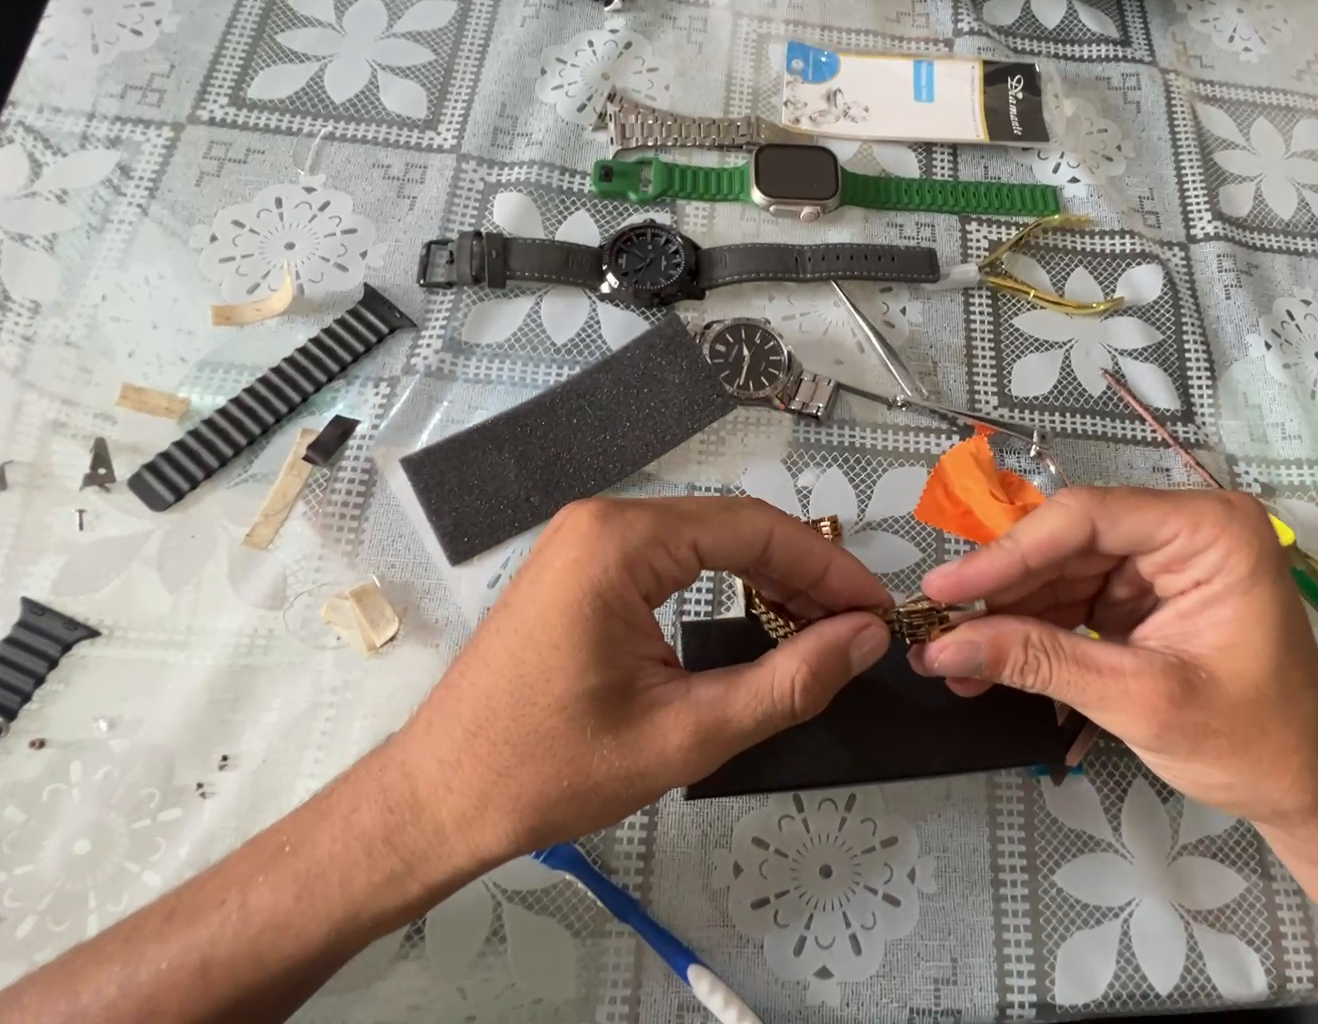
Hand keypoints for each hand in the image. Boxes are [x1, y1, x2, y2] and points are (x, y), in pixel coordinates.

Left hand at [391, 497, 892, 870]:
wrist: (440, 797)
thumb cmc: (551, 769)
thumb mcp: (687, 734)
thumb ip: (789, 682)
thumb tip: (865, 638)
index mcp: (621, 541)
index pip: (754, 529)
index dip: (828, 567)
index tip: (877, 610)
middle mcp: (603, 520)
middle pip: (733, 528)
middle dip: (802, 574)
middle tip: (856, 627)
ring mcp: (586, 539)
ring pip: (707, 542)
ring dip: (768, 579)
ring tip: (818, 628)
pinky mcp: (581, 567)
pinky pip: (673, 559)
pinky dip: (725, 585)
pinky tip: (758, 619)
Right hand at [911, 487, 1317, 833]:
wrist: (1303, 791)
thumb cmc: (1250, 743)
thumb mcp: (1139, 700)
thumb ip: (1038, 662)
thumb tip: (942, 650)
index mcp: (1208, 532)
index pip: (1088, 518)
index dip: (1008, 552)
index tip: (945, 589)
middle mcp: (1180, 531)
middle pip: (1065, 542)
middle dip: (1000, 589)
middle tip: (935, 624)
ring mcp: (1157, 562)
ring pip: (1056, 571)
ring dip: (1004, 615)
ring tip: (949, 655)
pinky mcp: (1137, 595)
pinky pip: (1067, 599)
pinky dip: (1026, 631)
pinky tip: (983, 660)